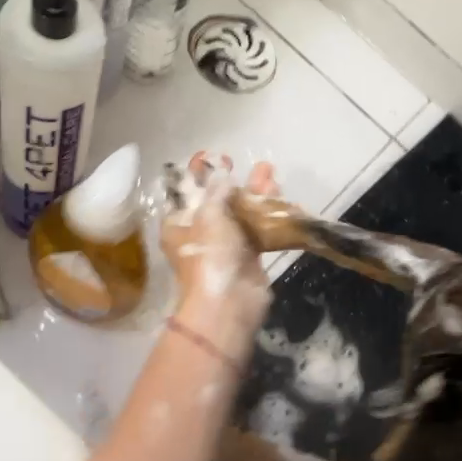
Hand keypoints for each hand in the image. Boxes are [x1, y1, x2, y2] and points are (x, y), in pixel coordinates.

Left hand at [161, 152, 276, 354]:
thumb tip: (223, 176)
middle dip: (233, 183)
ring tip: (271, 173)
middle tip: (245, 163)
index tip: (211, 157)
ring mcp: (225, 247)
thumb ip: (217, 193)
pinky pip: (258, 232)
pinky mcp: (248, 258)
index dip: (198, 175)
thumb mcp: (208, 216)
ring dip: (256, 195)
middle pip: (217, 202)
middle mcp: (199, 234)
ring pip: (241, 215)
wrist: (230, 303)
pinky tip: (284, 200)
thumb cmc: (210, 255)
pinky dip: (270, 218)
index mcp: (178, 225)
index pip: (185, 194)